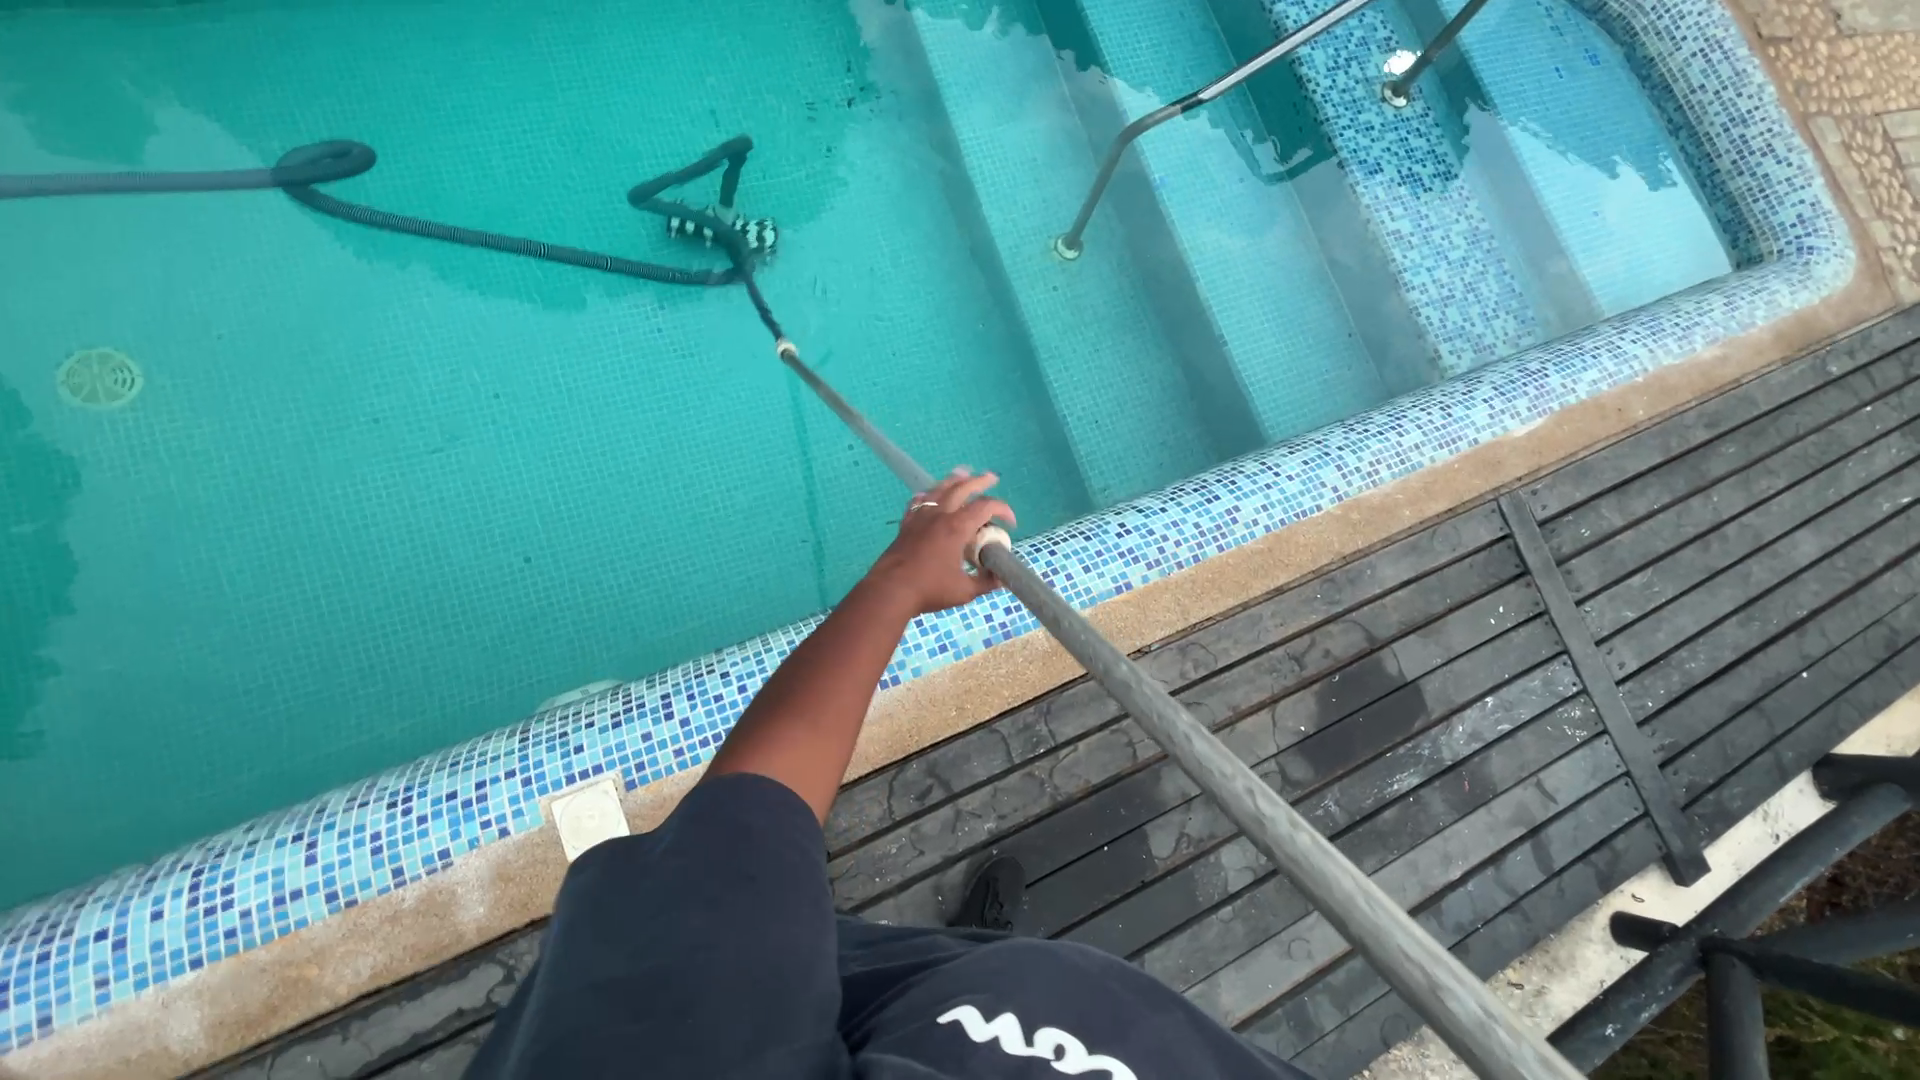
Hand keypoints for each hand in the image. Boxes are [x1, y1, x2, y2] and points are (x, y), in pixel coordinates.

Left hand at [863, 467, 1015, 616]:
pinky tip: (928, 496)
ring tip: (962, 474)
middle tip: (991, 478)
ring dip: (953, 480)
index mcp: (956, 527)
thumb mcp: (964, 591)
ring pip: (938, 489)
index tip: (1010, 523)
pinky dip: (927, 495)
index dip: (1002, 510)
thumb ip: (985, 582)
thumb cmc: (929, 590)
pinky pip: (917, 502)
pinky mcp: (906, 525)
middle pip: (962, 487)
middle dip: (979, 481)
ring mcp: (920, 517)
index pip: (985, 507)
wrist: (890, 590)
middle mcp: (939, 515)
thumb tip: (1001, 579)